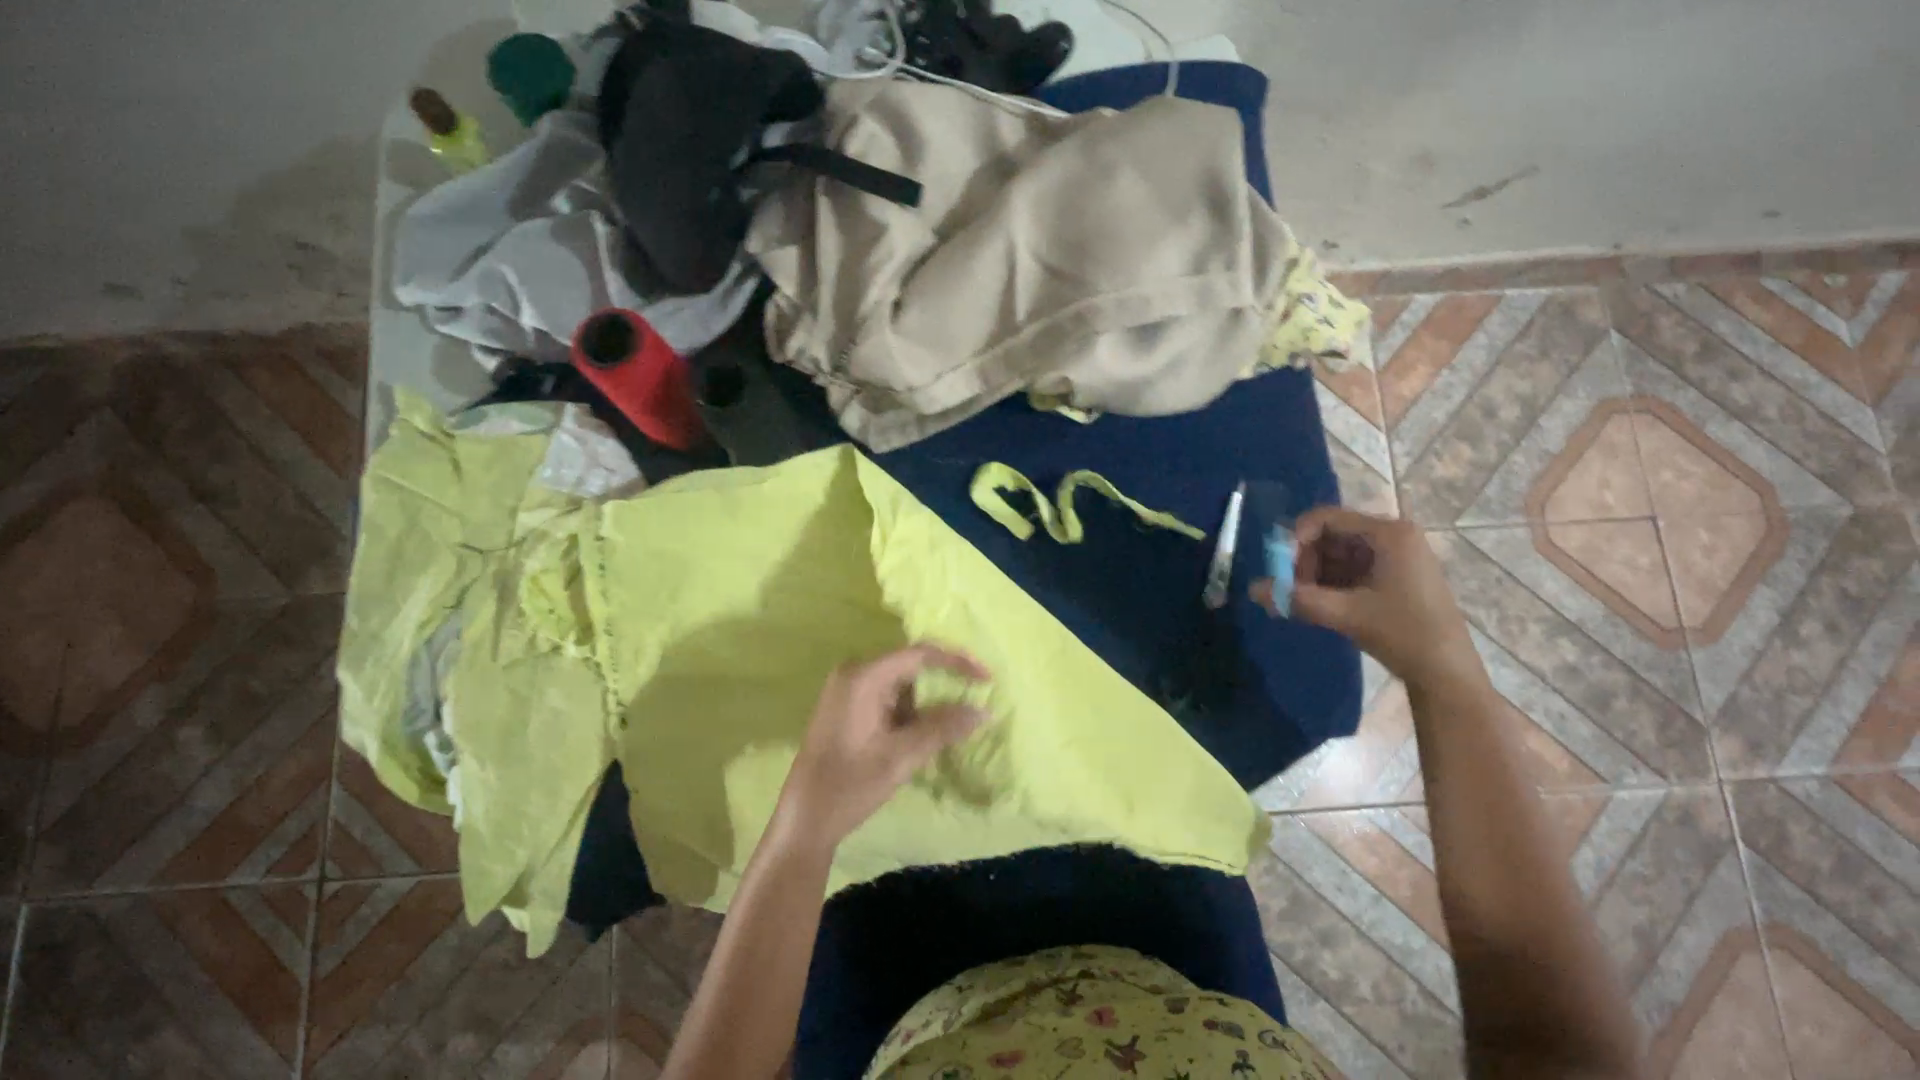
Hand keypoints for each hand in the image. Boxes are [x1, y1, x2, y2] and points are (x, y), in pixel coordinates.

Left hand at [773, 644, 991, 850]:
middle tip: (974, 701)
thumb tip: (983, 710)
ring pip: (901, 685)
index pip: (920, 654)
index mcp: (863, 677)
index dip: (957, 662)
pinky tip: (922, 736)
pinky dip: (910, 713)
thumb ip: (943, 728)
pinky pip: (888, 699)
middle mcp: (853, 674)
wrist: (805, 819)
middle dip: (944, 683)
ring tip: (949, 727)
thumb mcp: (902, 757)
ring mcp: (847, 691)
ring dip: (926, 703)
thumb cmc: (850, 786)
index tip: (987, 678)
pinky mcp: (847, 709)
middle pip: (911, 666)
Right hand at [1252, 507, 1484, 691]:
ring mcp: (1393, 558)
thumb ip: (1297, 599)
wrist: (1447, 673)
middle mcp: (1392, 537)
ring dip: (1312, 576)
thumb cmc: (1403, 634)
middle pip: (1330, 536)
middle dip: (1302, 562)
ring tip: (1298, 604)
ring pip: (1336, 555)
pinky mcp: (1392, 578)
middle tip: (1287, 591)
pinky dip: (1327, 586)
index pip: (1326, 518)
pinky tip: (1315, 607)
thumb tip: (1253, 589)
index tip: (1277, 568)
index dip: (1295, 539)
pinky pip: (1349, 571)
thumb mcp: (1346, 614)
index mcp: (1388, 534)